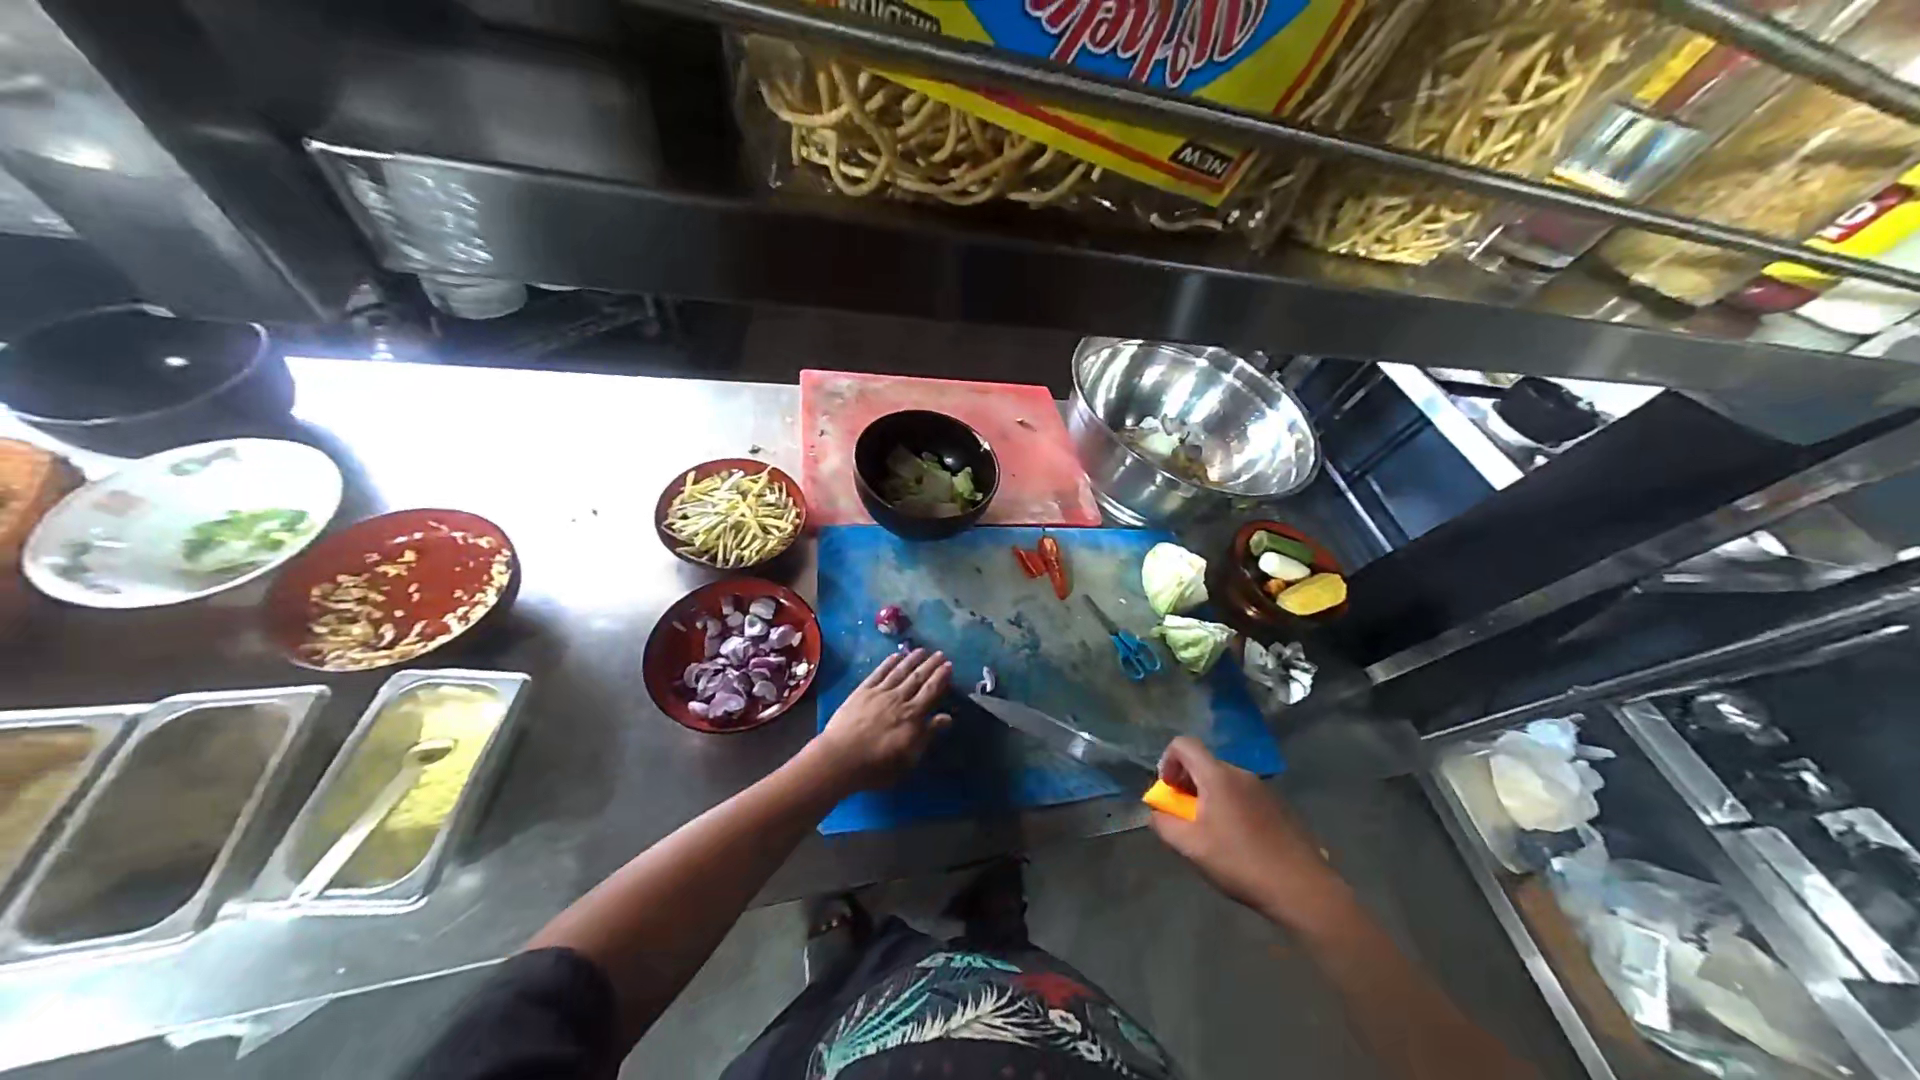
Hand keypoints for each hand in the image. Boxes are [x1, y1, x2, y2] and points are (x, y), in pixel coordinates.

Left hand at [810, 649, 952, 792]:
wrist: (840, 759)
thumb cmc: (877, 765)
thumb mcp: (909, 758)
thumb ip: (927, 735)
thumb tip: (947, 717)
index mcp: (912, 716)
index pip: (931, 691)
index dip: (941, 678)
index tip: (949, 665)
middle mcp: (898, 699)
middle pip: (917, 678)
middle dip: (930, 665)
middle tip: (940, 653)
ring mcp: (879, 693)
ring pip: (899, 672)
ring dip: (912, 660)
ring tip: (922, 650)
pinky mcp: (861, 692)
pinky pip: (878, 673)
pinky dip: (888, 663)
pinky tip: (895, 656)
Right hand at [1148, 737, 1346, 924]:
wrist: (1302, 888)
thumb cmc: (1240, 863)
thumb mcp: (1190, 847)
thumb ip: (1164, 824)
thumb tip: (1157, 812)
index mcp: (1218, 776)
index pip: (1184, 744)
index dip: (1168, 761)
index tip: (1168, 790)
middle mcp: (1241, 774)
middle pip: (1204, 763)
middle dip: (1187, 783)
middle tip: (1184, 815)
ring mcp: (1264, 789)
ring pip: (1225, 780)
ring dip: (1209, 796)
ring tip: (1210, 832)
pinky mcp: (1279, 806)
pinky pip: (1244, 795)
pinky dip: (1230, 806)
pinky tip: (1237, 841)